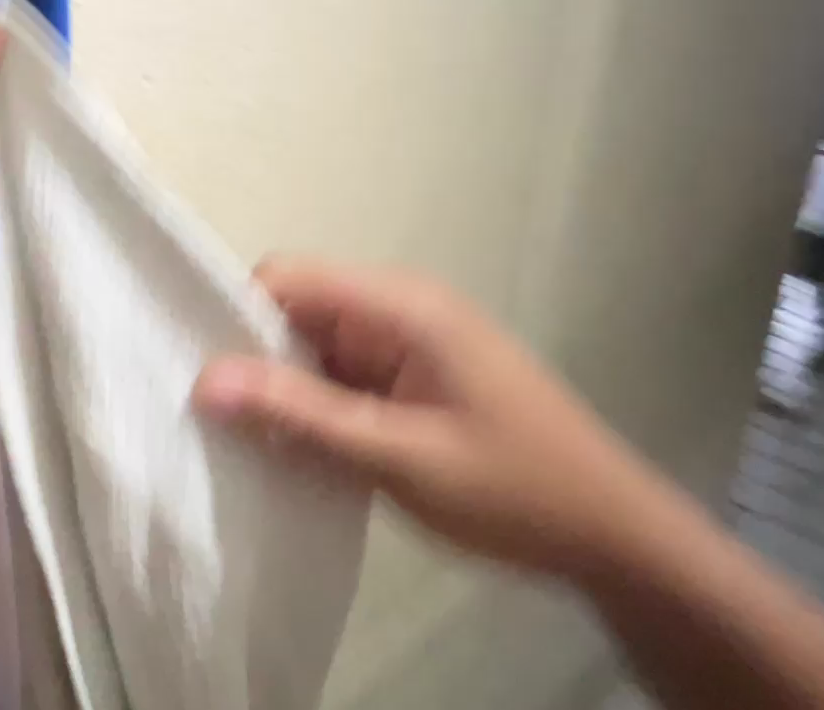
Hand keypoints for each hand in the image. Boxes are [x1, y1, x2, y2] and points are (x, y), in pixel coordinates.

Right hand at [194, 259, 682, 580]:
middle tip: (226, 419)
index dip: (236, 315)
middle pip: (292, 309)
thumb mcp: (399, 456)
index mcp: (400, 305)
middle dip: (255, 358)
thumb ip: (299, 414)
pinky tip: (299, 446)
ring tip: (255, 438)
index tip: (209, 375)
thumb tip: (202, 381)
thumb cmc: (517, 491)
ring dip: (282, 387)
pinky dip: (309, 404)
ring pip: (307, 344)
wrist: (621, 546)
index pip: (285, 278)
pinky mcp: (405, 374)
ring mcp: (402, 342)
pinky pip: (333, 372)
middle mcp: (396, 309)